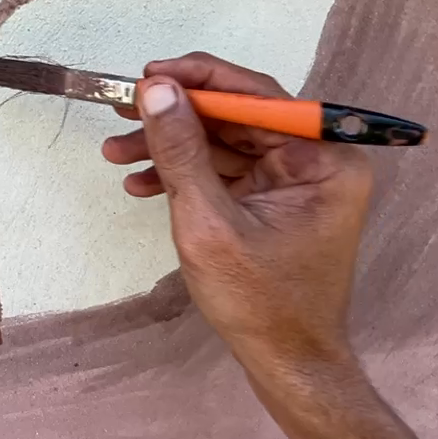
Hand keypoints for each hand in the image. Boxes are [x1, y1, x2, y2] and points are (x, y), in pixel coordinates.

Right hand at [102, 53, 372, 390]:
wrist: (285, 362)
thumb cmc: (257, 301)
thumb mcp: (208, 222)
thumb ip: (181, 152)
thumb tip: (156, 90)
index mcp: (322, 159)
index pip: (257, 96)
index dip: (198, 79)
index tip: (147, 76)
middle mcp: (315, 161)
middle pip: (235, 118)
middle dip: (174, 118)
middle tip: (121, 110)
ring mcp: (293, 182)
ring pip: (223, 144)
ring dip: (169, 149)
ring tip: (114, 154)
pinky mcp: (271, 201)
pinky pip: (224, 173)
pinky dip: (183, 176)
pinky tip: (141, 184)